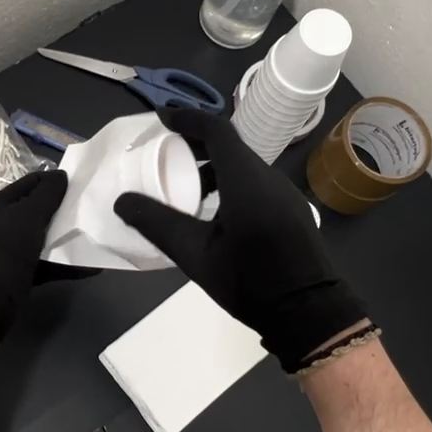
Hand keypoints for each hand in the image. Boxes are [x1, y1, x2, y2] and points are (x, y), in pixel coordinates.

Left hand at [0, 169, 85, 349]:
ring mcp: (14, 250)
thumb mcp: (26, 217)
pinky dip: (68, 264)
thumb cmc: (4, 252)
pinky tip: (92, 267)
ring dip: (69, 237)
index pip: (33, 182)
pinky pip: (50, 263)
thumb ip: (46, 195)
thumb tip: (62, 175)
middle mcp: (7, 224)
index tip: (84, 184)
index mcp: (3, 203)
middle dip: (66, 209)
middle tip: (94, 209)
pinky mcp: (24, 273)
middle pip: (41, 210)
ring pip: (47, 237)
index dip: (57, 181)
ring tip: (97, 234)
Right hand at [113, 108, 367, 370]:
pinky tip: (213, 212)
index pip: (216, 131)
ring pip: (243, 166)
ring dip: (213, 167)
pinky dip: (229, 182)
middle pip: (230, 146)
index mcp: (246, 181)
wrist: (309, 313)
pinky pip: (255, 183)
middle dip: (196, 144)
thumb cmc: (250, 282)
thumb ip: (157, 224)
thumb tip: (123, 201)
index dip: (187, 119)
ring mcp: (284, 194)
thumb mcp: (195, 256)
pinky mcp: (290, 210)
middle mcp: (268, 178)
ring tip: (185, 187)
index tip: (162, 119)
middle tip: (165, 153)